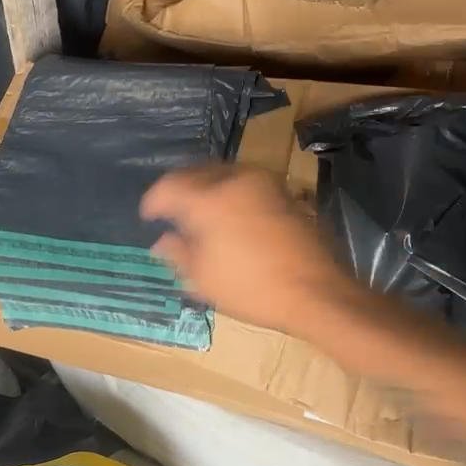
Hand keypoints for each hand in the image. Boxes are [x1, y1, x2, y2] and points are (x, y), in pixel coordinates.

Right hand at [141, 165, 357, 332]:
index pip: (168, 185)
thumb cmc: (252, 288)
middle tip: (170, 211)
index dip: (153, 201)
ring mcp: (263, 183)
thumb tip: (164, 240)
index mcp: (208, 198)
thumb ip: (177, 251)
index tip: (148, 217)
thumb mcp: (202, 278)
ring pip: (221, 174)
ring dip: (205, 188)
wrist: (317, 293)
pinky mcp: (283, 193)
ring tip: (198, 213)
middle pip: (195, 172)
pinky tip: (227, 217)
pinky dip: (228, 193)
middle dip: (178, 189)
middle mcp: (234, 179)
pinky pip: (243, 183)